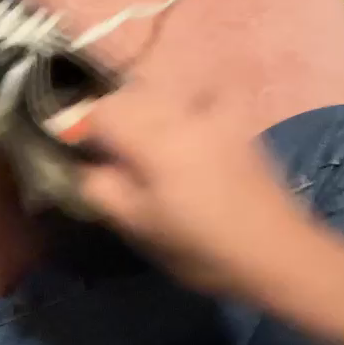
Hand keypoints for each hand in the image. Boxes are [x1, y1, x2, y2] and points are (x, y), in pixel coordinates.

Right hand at [68, 77, 321, 294]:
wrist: (279, 254)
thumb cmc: (201, 246)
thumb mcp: (138, 225)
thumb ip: (98, 187)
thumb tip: (75, 165)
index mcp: (152, 139)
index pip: (99, 112)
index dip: (75, 124)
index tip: (64, 143)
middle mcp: (180, 114)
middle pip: (127, 95)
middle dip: (104, 113)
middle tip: (94, 142)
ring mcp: (212, 113)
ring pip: (159, 90)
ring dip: (137, 105)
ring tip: (131, 133)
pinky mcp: (235, 121)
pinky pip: (198, 94)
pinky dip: (180, 100)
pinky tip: (178, 119)